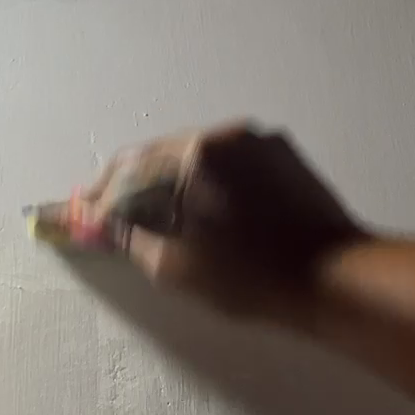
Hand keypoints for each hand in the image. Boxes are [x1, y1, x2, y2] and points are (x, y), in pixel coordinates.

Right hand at [41, 123, 368, 319]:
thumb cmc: (246, 278)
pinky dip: (201, 181)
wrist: (333, 278)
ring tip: (150, 214)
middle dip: (128, 185)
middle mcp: (223, 135)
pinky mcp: (281, 155)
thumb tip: (101, 223)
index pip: (127, 169)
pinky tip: (196, 209)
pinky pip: (224, 162)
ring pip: (192, 157)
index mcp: (193, 157)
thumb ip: (130, 238)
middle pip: (158, 156)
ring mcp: (257, 141)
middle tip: (107, 214)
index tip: (81, 215)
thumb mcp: (173, 266)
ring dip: (164, 181)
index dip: (98, 195)